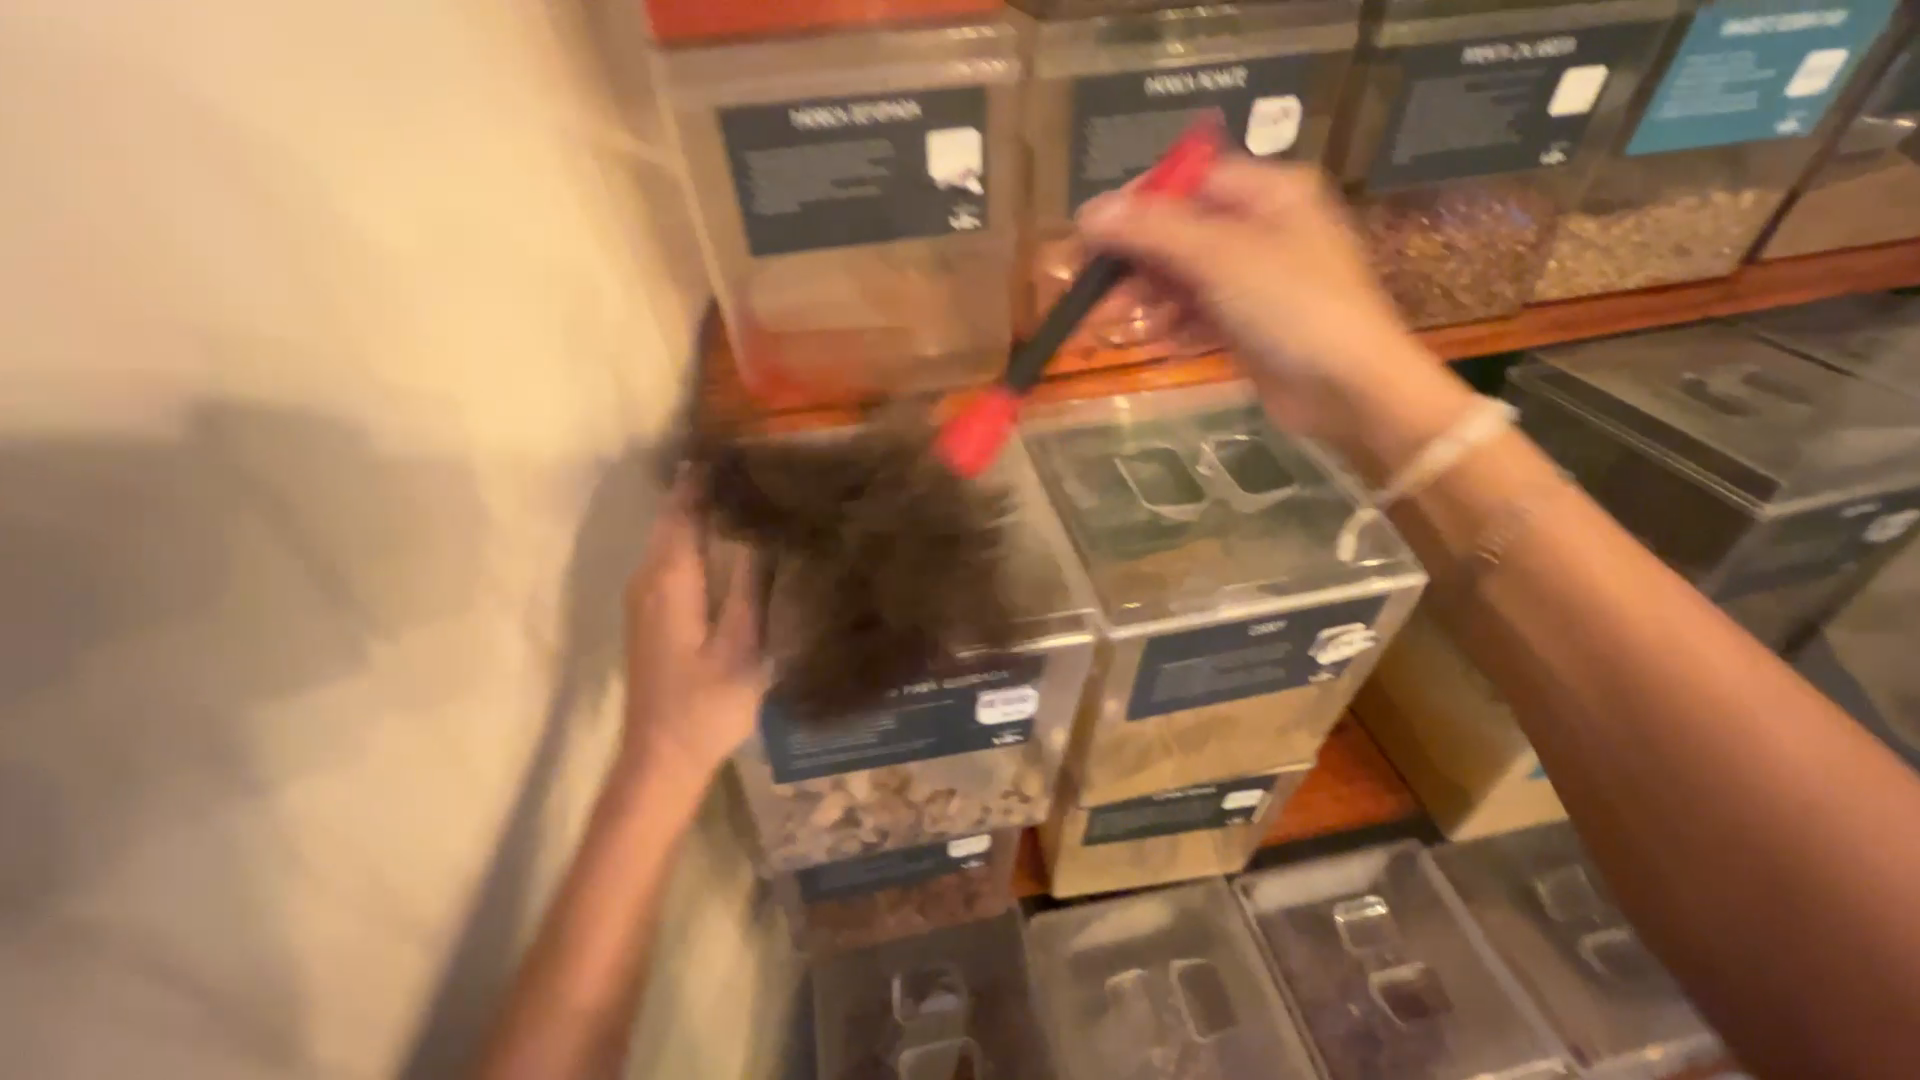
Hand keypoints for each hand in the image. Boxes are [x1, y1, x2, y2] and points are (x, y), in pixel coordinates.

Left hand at [621, 481, 768, 778]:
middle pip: (674, 516)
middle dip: (707, 487)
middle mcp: (649, 578)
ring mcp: (645, 596)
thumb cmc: (707, 706)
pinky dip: (697, 536)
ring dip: (703, 510)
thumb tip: (762, 530)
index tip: (742, 448)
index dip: (707, 476)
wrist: (661, 758)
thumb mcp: (743, 647)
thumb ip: (752, 586)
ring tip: (751, 493)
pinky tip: (731, 539)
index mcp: (670, 579)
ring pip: (672, 535)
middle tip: (757, 465)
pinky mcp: (651, 613)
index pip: (684, 508)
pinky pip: (672, 556)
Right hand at [1076, 159, 1440, 445]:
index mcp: (1269, 193)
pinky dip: (1176, 324)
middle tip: (1096, 292)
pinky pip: (1199, 312)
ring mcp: (1257, 278)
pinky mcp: (1251, 322)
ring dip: (1151, 297)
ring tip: (1120, 323)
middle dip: (1138, 261)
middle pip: (1180, 230)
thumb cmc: (1293, 307)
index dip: (1137, 205)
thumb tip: (1089, 211)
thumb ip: (1153, 231)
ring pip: (1185, 275)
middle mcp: (1263, 227)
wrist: (1349, 389)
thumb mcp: (1219, 258)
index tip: (1091, 236)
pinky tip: (1160, 341)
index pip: (1187, 182)